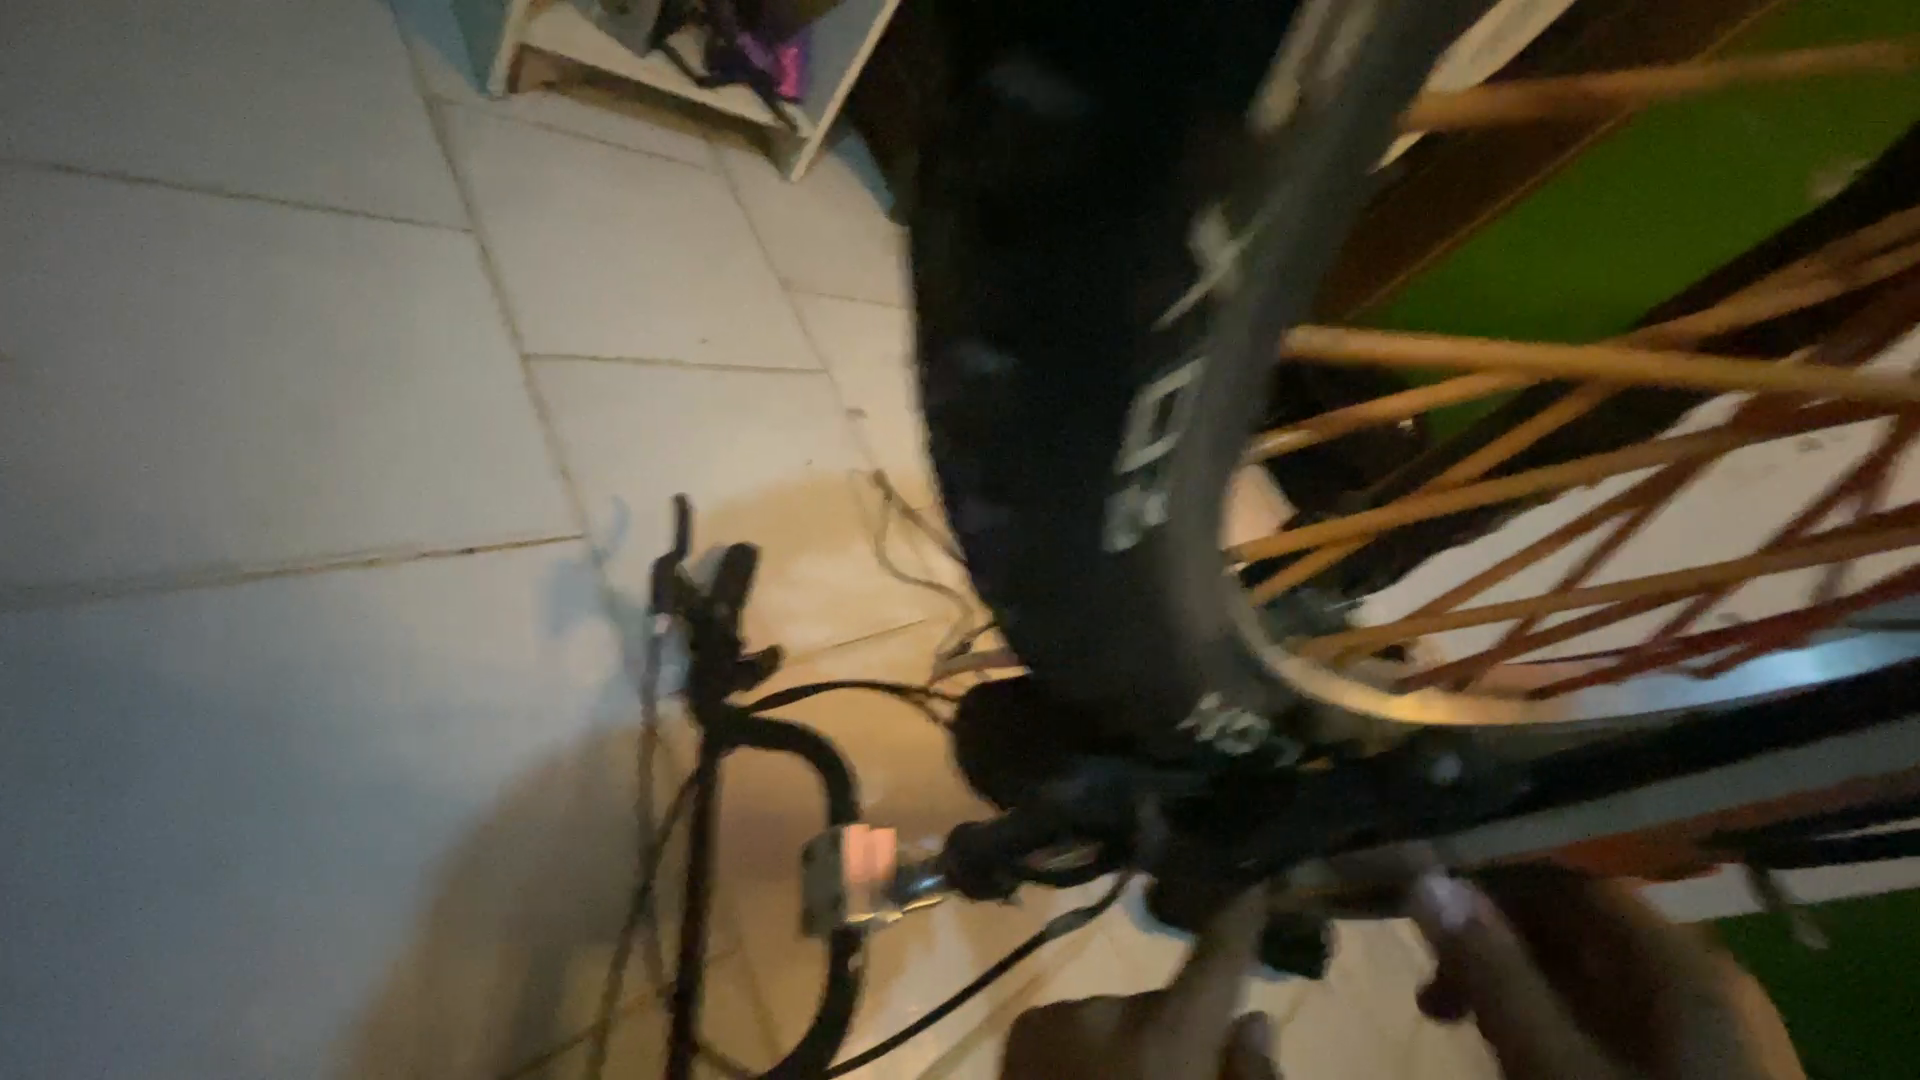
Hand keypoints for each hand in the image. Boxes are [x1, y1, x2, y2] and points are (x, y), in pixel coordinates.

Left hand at [1000, 887, 1278, 1079]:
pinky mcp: (1025, 1031)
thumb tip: (1255, 1023)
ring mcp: (1060, 1020)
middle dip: (1174, 1035)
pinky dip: (1085, 1051)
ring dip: (1125, 1048)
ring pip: (1117, 1018)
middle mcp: (1108, 1017)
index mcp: (1165, 1049)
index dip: (1235, 922)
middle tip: (1168, 1078)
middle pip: (1164, 1006)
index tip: (1251, 880)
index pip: (1213, 966)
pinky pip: (1076, 1026)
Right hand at [1408, 868, 1805, 1079]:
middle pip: (1574, 928)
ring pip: (1586, 977)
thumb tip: (1427, 881)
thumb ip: (1493, 970)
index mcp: (1681, 967)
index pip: (1566, 882)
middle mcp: (1701, 984)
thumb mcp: (1556, 1067)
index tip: (1422, 916)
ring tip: (1460, 1024)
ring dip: (1512, 986)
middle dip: (1491, 945)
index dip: (1489, 885)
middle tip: (1432, 991)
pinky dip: (1550, 1023)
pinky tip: (1522, 1053)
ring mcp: (1708, 1037)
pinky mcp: (1698, 1076)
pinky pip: (1608, 1021)